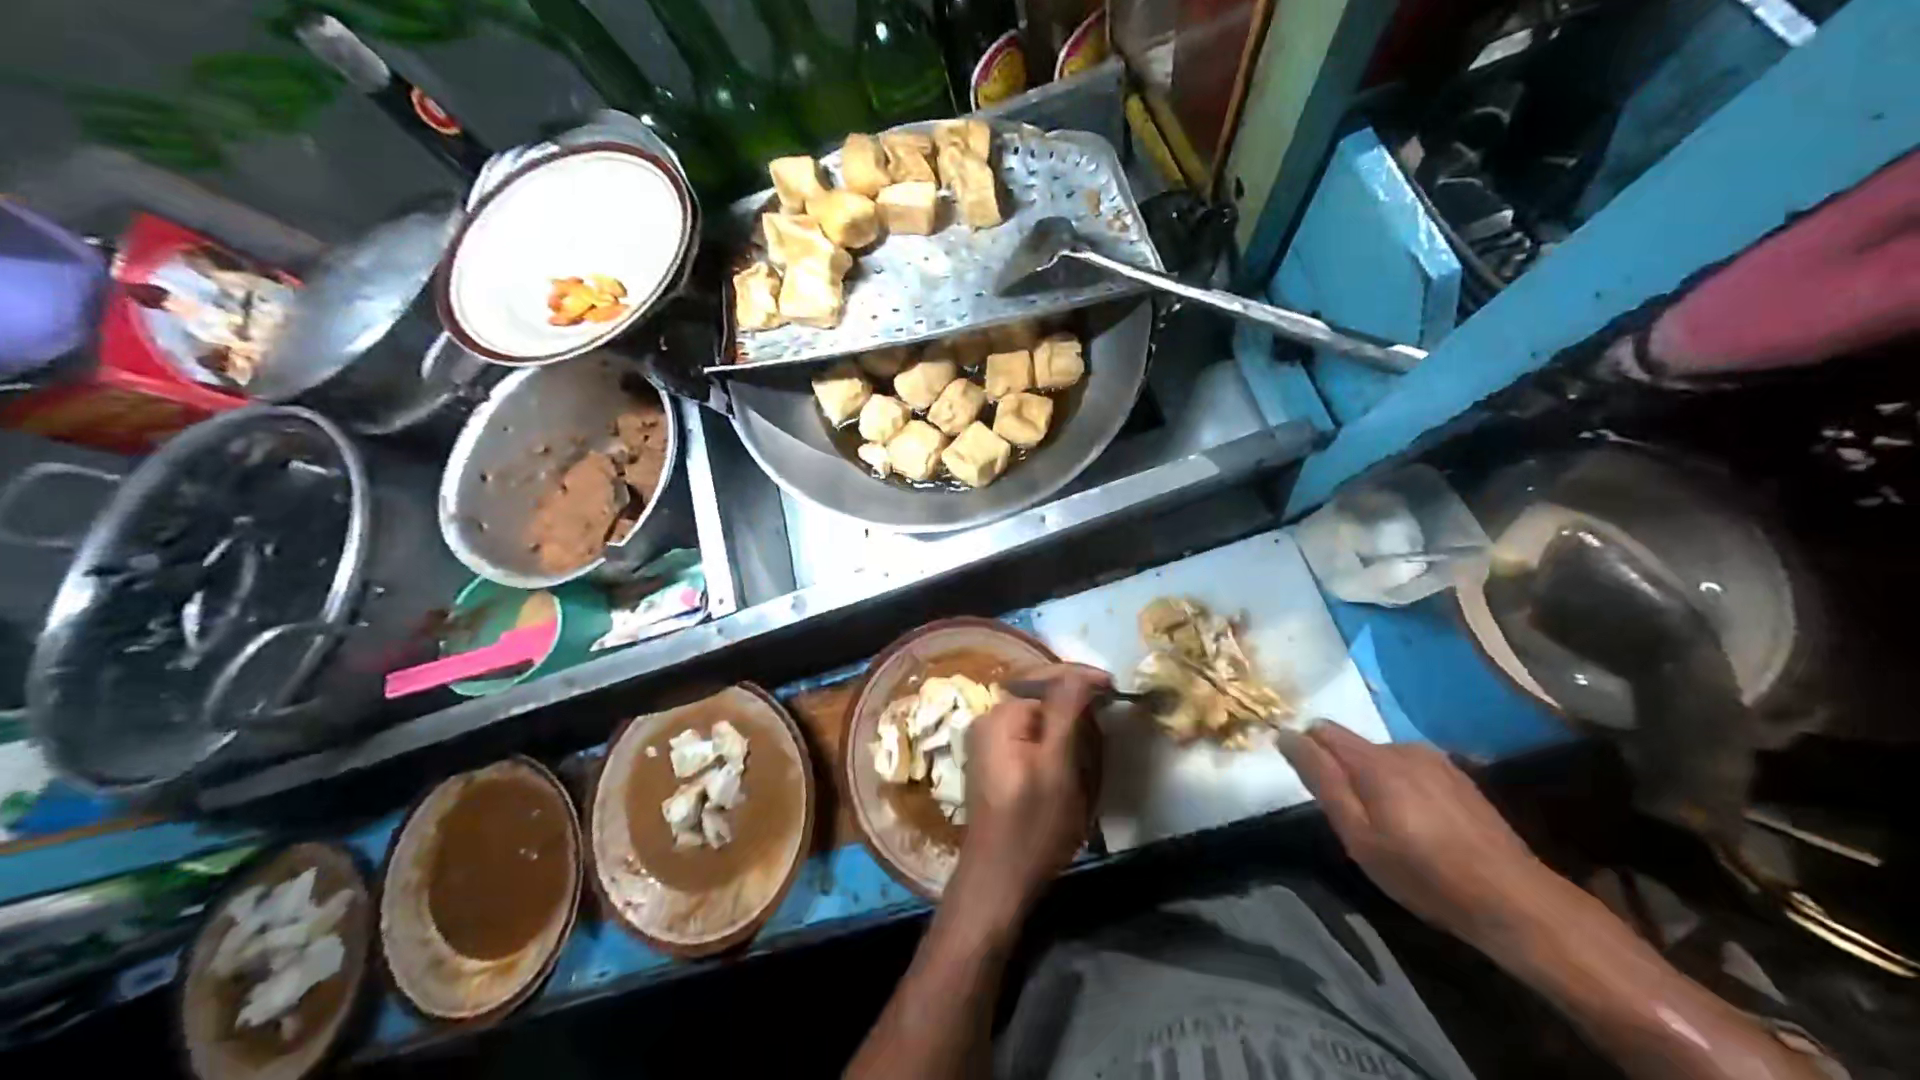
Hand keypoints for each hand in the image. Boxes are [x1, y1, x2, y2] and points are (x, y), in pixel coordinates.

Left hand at [951, 663, 1110, 915]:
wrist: (998, 880)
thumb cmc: (1032, 826)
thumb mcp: (1057, 766)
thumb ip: (1066, 712)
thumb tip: (1081, 672)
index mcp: (1000, 714)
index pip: (1047, 678)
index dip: (1083, 680)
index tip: (1115, 690)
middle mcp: (989, 719)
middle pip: (1044, 697)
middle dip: (1077, 711)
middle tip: (1102, 736)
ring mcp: (991, 740)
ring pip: (1043, 719)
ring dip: (1070, 732)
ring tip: (1089, 761)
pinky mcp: (998, 760)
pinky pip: (1035, 738)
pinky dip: (1058, 747)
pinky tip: (1071, 771)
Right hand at [1277, 722, 1568, 948]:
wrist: (1514, 900)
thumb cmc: (1422, 873)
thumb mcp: (1358, 834)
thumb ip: (1321, 780)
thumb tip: (1287, 736)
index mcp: (1375, 759)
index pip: (1321, 730)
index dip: (1306, 750)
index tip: (1308, 784)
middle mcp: (1404, 748)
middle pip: (1352, 745)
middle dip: (1342, 771)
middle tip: (1352, 820)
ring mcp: (1437, 761)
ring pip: (1382, 758)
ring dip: (1373, 780)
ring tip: (1387, 826)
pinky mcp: (1460, 778)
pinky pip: (1411, 770)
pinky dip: (1402, 787)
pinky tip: (1419, 825)